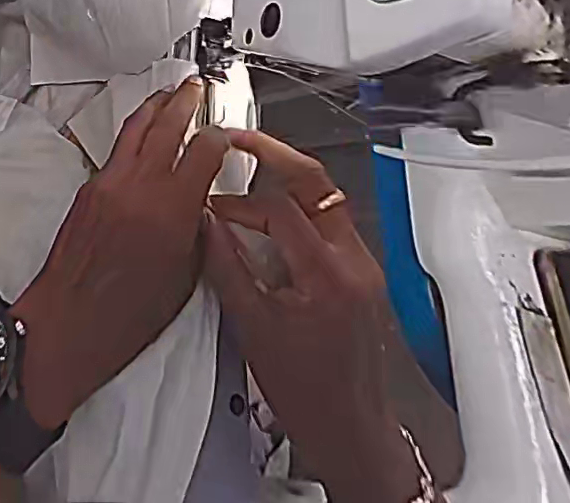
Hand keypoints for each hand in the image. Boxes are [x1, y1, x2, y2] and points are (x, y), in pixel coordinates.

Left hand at [10, 78, 228, 429]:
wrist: (68, 322)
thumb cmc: (125, 315)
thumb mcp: (183, 276)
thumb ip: (197, 230)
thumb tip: (201, 204)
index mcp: (173, 209)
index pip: (204, 150)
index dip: (219, 137)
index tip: (223, 136)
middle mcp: (142, 185)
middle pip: (169, 124)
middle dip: (186, 100)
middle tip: (195, 87)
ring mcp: (113, 181)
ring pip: (138, 126)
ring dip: (156, 104)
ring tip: (169, 93)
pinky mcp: (91, 186)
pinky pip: (118, 146)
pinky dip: (134, 129)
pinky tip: (142, 130)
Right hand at [203, 130, 425, 502]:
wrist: (352, 431)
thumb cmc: (309, 395)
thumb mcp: (254, 329)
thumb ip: (228, 268)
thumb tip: (207, 226)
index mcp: (328, 274)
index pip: (280, 210)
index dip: (239, 202)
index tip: (213, 206)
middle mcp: (353, 260)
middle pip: (317, 182)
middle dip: (276, 154)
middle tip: (242, 139)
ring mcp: (362, 263)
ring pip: (325, 197)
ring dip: (288, 181)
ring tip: (253, 169)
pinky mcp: (360, 270)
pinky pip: (329, 221)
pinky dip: (298, 209)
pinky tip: (272, 218)